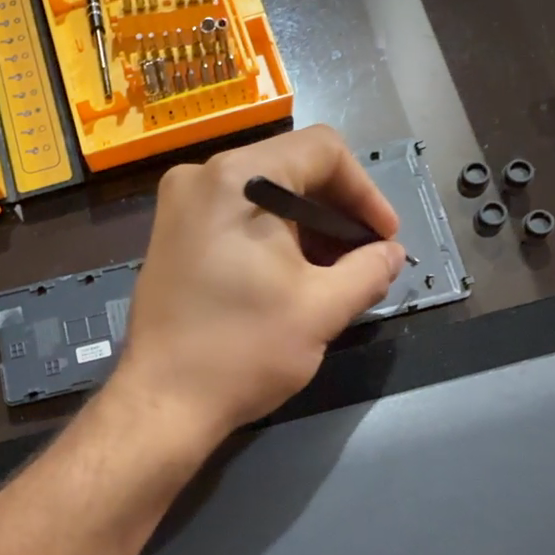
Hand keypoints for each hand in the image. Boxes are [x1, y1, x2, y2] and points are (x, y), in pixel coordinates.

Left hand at [114, 124, 404, 436]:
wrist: (163, 403)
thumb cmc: (243, 351)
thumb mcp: (321, 310)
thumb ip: (368, 271)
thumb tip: (391, 254)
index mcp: (237, 178)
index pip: (323, 150)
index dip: (366, 192)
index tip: (384, 240)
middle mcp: (200, 178)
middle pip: (291, 170)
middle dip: (337, 215)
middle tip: (364, 262)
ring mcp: (179, 209)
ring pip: (263, 199)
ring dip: (307, 232)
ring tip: (335, 279)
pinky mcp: (171, 240)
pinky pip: (234, 222)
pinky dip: (271, 242)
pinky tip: (292, 282)